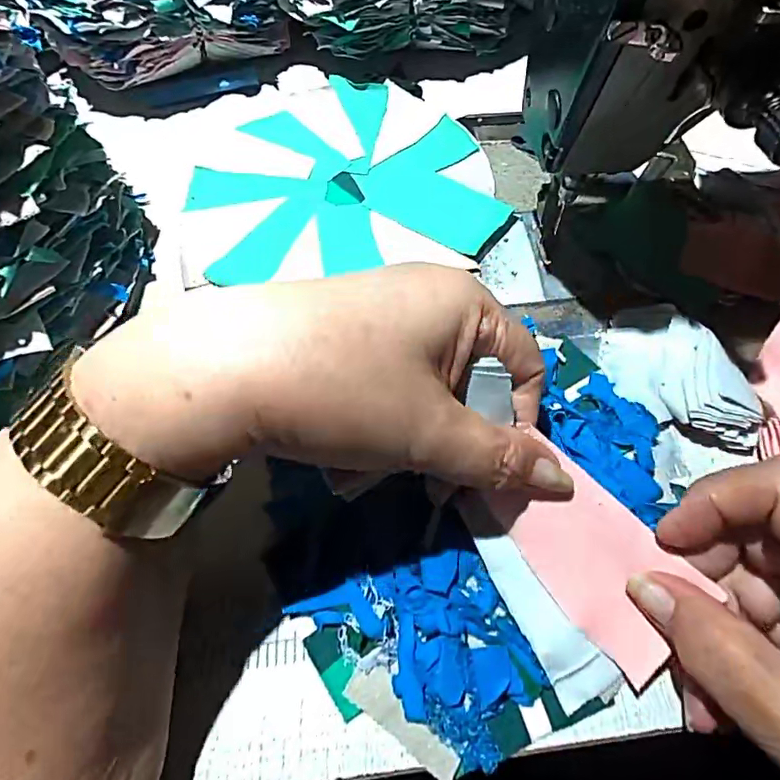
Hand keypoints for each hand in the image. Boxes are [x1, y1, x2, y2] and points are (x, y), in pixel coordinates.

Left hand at [66, 264, 570, 493]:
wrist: (214, 368)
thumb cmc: (346, 390)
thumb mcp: (430, 433)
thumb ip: (500, 460)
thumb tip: (565, 484)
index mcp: (467, 303)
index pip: (527, 368)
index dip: (517, 425)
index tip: (486, 472)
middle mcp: (432, 295)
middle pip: (475, 383)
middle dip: (451, 442)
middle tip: (426, 484)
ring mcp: (385, 308)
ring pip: (429, 390)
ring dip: (409, 442)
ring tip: (362, 471)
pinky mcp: (346, 328)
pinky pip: (389, 380)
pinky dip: (377, 421)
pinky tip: (337, 453)